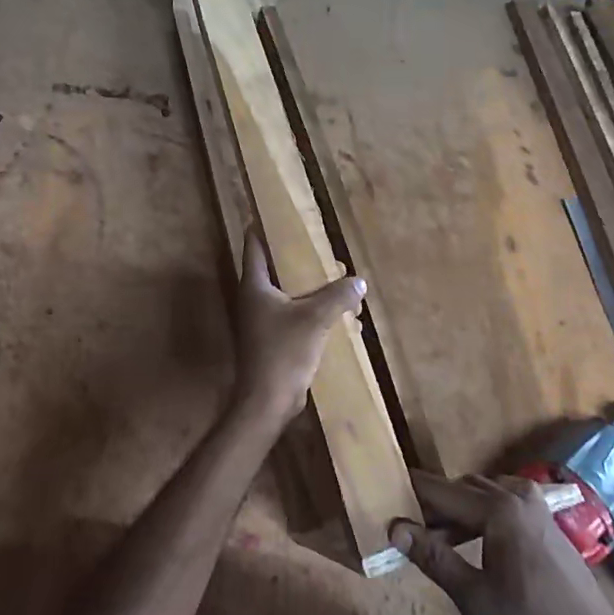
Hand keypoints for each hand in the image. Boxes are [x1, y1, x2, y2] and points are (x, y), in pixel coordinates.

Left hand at [230, 225, 365, 425]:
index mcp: (254, 286)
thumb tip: (359, 281)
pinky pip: (293, 314)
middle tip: (319, 243)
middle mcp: (253, 299)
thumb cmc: (283, 353)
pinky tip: (333, 312)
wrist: (267, 402)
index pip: (254, 245)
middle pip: (273, 267)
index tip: (279, 212)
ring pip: (285, 292)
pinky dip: (310, 308)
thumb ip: (338, 296)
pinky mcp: (272, 339)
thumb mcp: (315, 319)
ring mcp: (261, 321)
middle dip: (295, 256)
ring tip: (334, 275)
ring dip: (307, 285)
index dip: (264, 226)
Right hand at [390, 473, 613, 614]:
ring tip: (435, 538)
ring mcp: (537, 504)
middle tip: (407, 526)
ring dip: (459, 509)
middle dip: (435, 503)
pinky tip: (471, 541)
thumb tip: (395, 527)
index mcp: (499, 508)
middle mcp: (518, 494)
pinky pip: (504, 502)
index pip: (442, 491)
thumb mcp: (474, 598)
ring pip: (484, 493)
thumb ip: (434, 557)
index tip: (383, 493)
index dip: (412, 493)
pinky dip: (482, 514)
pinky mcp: (547, 519)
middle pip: (463, 488)